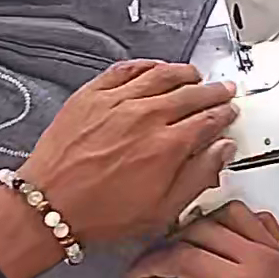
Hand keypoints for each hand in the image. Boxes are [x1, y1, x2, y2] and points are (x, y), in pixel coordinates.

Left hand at [18, 60, 238, 243]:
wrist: (50, 205)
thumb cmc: (100, 212)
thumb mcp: (161, 210)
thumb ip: (198, 176)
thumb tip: (221, 151)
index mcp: (166, 146)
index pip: (207, 119)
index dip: (223, 114)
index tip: (228, 113)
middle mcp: (144, 117)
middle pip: (190, 93)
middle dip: (212, 91)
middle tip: (222, 90)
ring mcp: (116, 102)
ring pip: (161, 75)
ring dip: (183, 73)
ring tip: (194, 75)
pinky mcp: (92, 95)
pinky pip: (125, 69)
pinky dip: (145, 65)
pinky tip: (154, 67)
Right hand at [129, 203, 278, 277]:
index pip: (182, 257)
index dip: (151, 263)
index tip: (137, 275)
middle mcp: (262, 263)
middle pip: (200, 230)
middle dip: (169, 246)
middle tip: (155, 270)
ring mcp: (278, 255)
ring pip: (228, 214)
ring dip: (200, 228)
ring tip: (184, 254)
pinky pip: (256, 220)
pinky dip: (233, 223)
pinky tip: (221, 245)